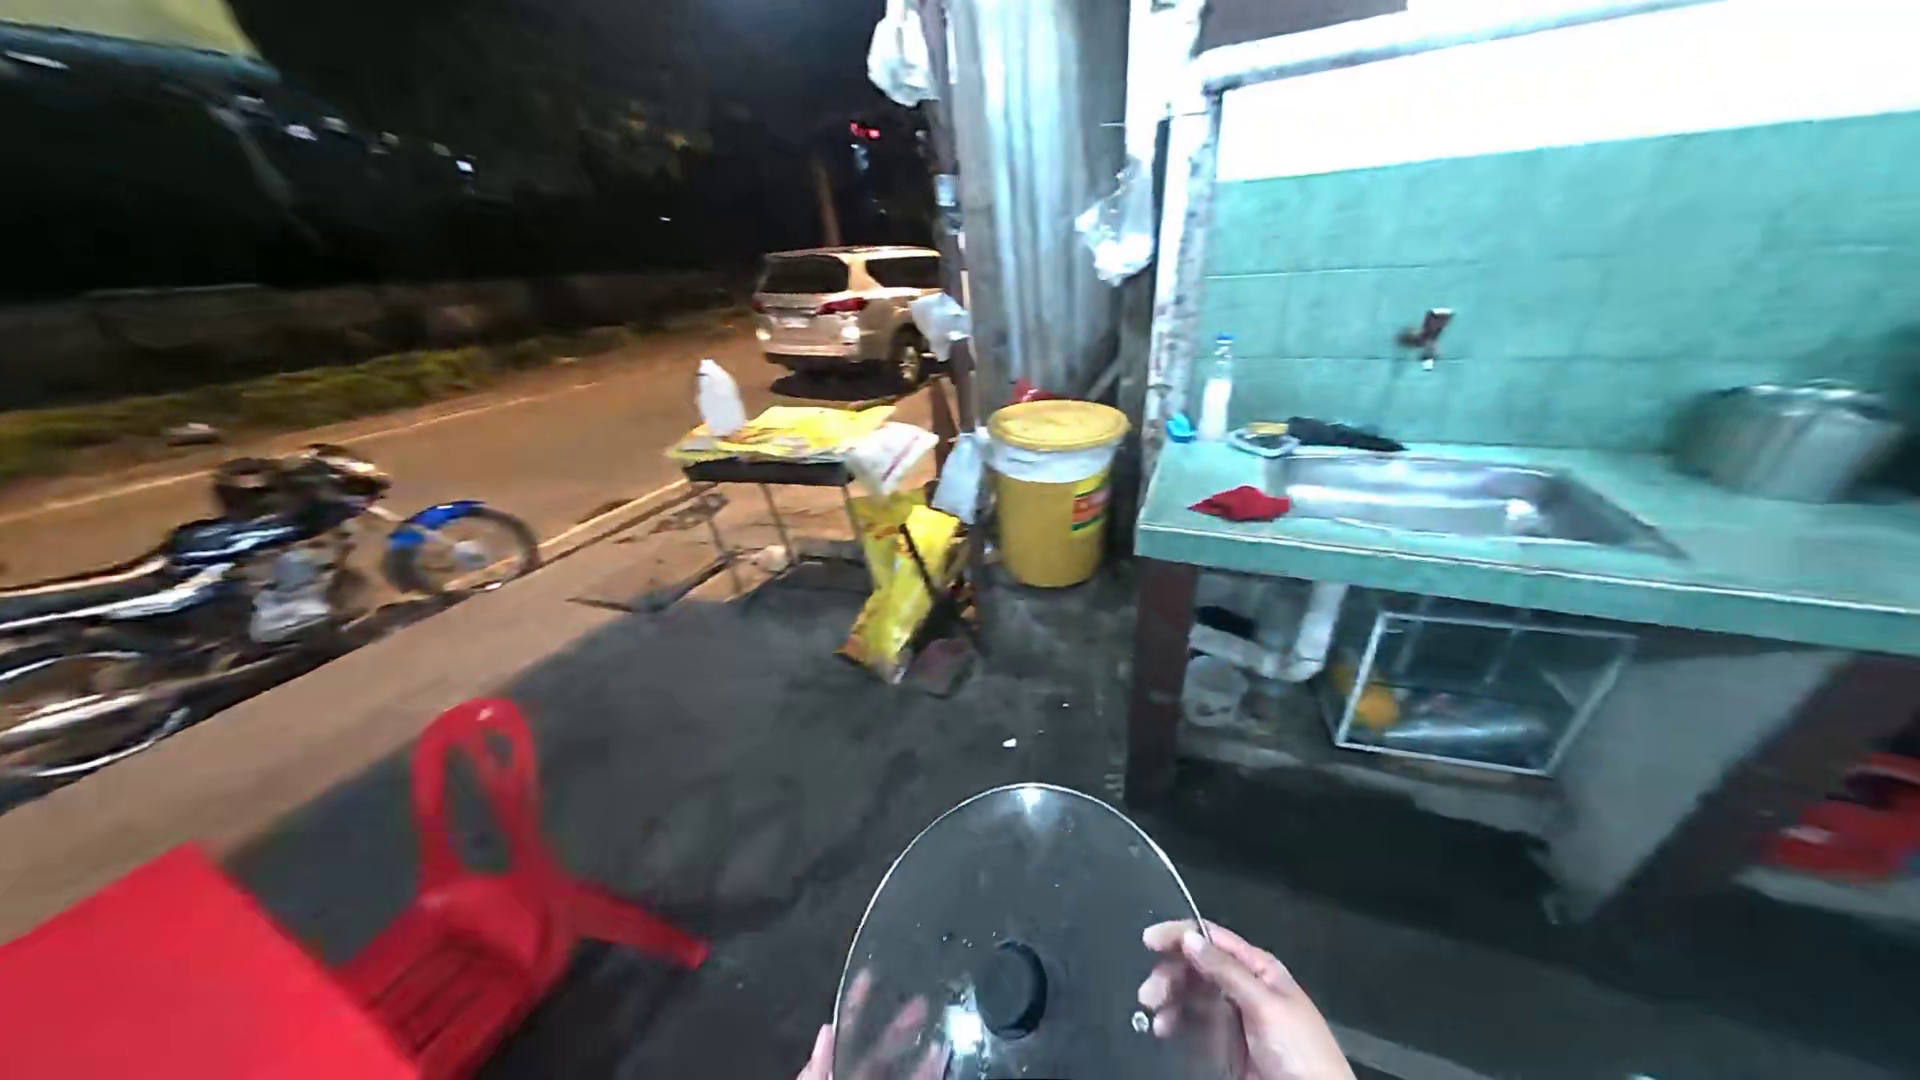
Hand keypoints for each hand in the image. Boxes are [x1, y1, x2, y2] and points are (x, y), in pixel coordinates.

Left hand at [795, 969, 948, 1079]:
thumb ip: (818, 1067)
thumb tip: (825, 1030)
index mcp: (834, 1072)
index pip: (846, 1033)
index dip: (858, 1002)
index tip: (871, 972)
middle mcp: (857, 1075)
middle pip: (880, 1046)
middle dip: (900, 1020)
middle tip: (922, 998)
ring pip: (902, 1064)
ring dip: (921, 1044)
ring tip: (939, 1022)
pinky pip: (915, 1079)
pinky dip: (930, 1068)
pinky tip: (942, 1055)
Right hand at [1138, 920, 1354, 1079]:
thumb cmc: (1301, 1055)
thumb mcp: (1267, 1008)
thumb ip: (1227, 971)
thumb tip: (1189, 936)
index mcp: (1258, 969)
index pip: (1212, 938)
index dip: (1180, 934)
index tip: (1149, 941)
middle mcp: (1242, 986)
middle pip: (1196, 965)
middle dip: (1169, 973)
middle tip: (1149, 994)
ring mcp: (1232, 1018)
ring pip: (1190, 994)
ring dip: (1168, 998)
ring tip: (1153, 1014)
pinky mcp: (1225, 1047)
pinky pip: (1194, 1024)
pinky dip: (1175, 1022)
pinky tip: (1163, 1030)